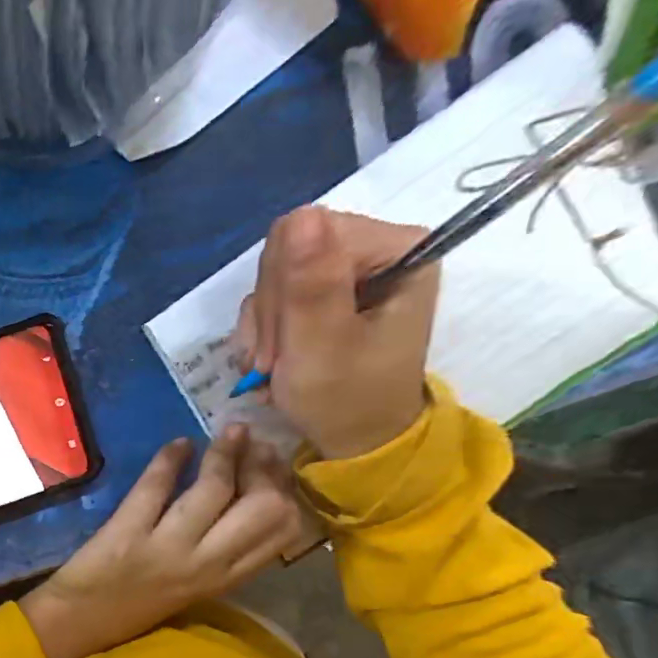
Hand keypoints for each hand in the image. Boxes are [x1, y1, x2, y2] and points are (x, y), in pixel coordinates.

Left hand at [17, 426, 302, 657]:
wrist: (79, 622)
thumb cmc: (136, 605)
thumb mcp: (196, 586)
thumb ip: (225, 552)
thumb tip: (249, 495)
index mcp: (226, 579)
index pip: (283, 530)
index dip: (286, 490)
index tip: (274, 465)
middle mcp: (205, 565)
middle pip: (262, 507)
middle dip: (264, 468)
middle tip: (255, 444)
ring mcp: (166, 549)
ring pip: (212, 490)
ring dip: (224, 453)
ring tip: (229, 432)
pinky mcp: (126, 534)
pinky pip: (155, 487)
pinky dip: (169, 459)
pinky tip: (178, 445)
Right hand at [237, 206, 439, 459]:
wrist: (356, 441)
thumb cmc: (346, 399)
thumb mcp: (321, 347)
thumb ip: (311, 284)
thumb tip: (300, 216)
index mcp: (396, 250)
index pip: (306, 232)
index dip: (279, 288)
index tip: (278, 346)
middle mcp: (375, 250)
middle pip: (286, 252)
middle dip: (269, 313)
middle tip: (271, 362)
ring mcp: (347, 273)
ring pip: (273, 278)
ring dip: (261, 329)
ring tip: (272, 368)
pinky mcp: (325, 295)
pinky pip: (273, 298)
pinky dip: (263, 334)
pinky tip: (272, 363)